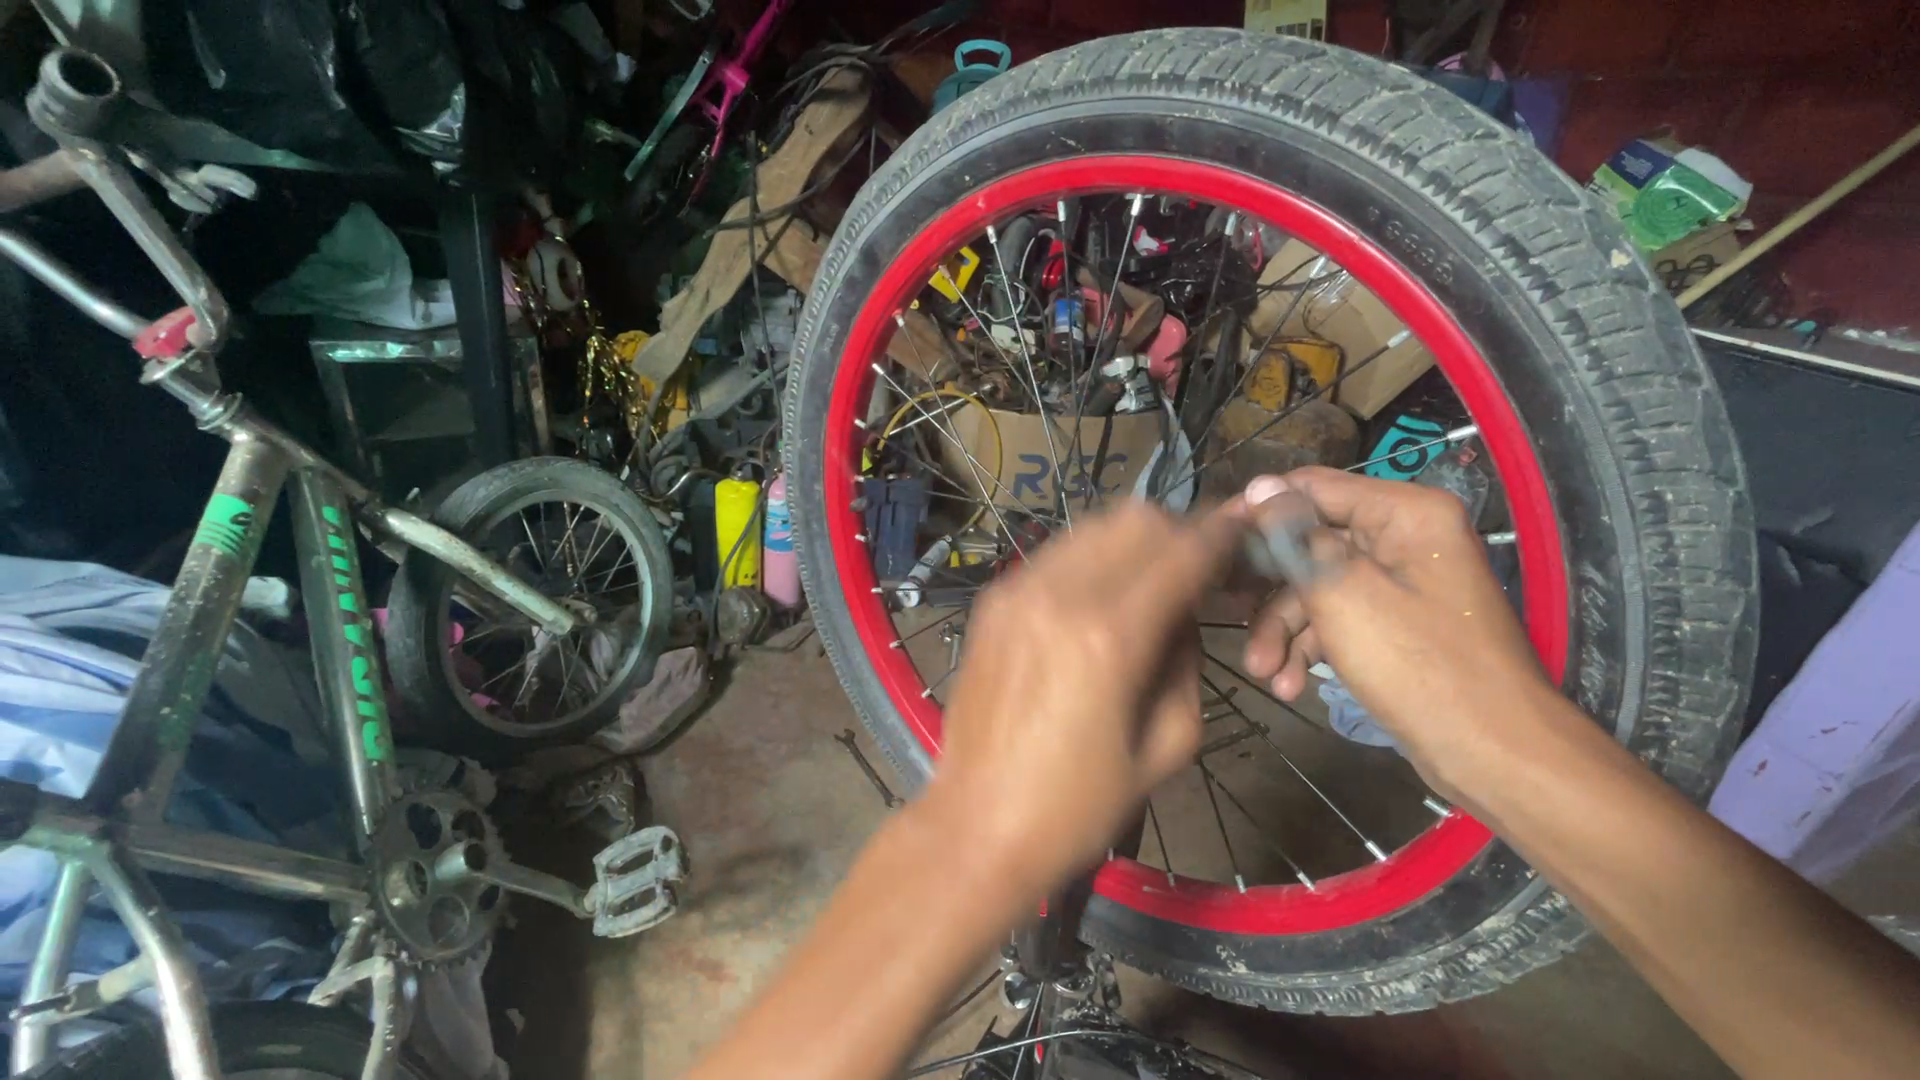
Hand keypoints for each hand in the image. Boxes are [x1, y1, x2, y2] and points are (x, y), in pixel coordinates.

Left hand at [928, 500, 1244, 894]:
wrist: (977, 825)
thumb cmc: (1079, 806)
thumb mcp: (1168, 745)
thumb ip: (1188, 662)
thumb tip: (1186, 612)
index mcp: (1109, 638)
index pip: (1183, 553)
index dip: (1222, 536)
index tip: (1245, 534)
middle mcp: (1060, 596)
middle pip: (1136, 520)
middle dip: (1179, 533)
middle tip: (1198, 568)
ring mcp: (1017, 592)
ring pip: (1093, 526)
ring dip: (1134, 541)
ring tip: (1151, 580)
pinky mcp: (992, 602)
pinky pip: (1056, 554)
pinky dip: (1091, 559)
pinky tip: (1100, 599)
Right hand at [1240, 467, 1562, 799]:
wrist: (1493, 753)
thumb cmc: (1417, 665)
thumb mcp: (1343, 595)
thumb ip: (1296, 536)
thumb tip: (1259, 483)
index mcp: (1405, 513)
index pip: (1312, 488)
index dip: (1259, 512)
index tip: (1214, 544)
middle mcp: (1404, 538)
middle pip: (1310, 544)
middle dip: (1270, 591)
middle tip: (1231, 618)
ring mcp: (1402, 584)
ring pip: (1319, 588)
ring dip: (1286, 630)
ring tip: (1265, 674)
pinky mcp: (1397, 625)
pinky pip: (1340, 619)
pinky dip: (1313, 648)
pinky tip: (1292, 685)